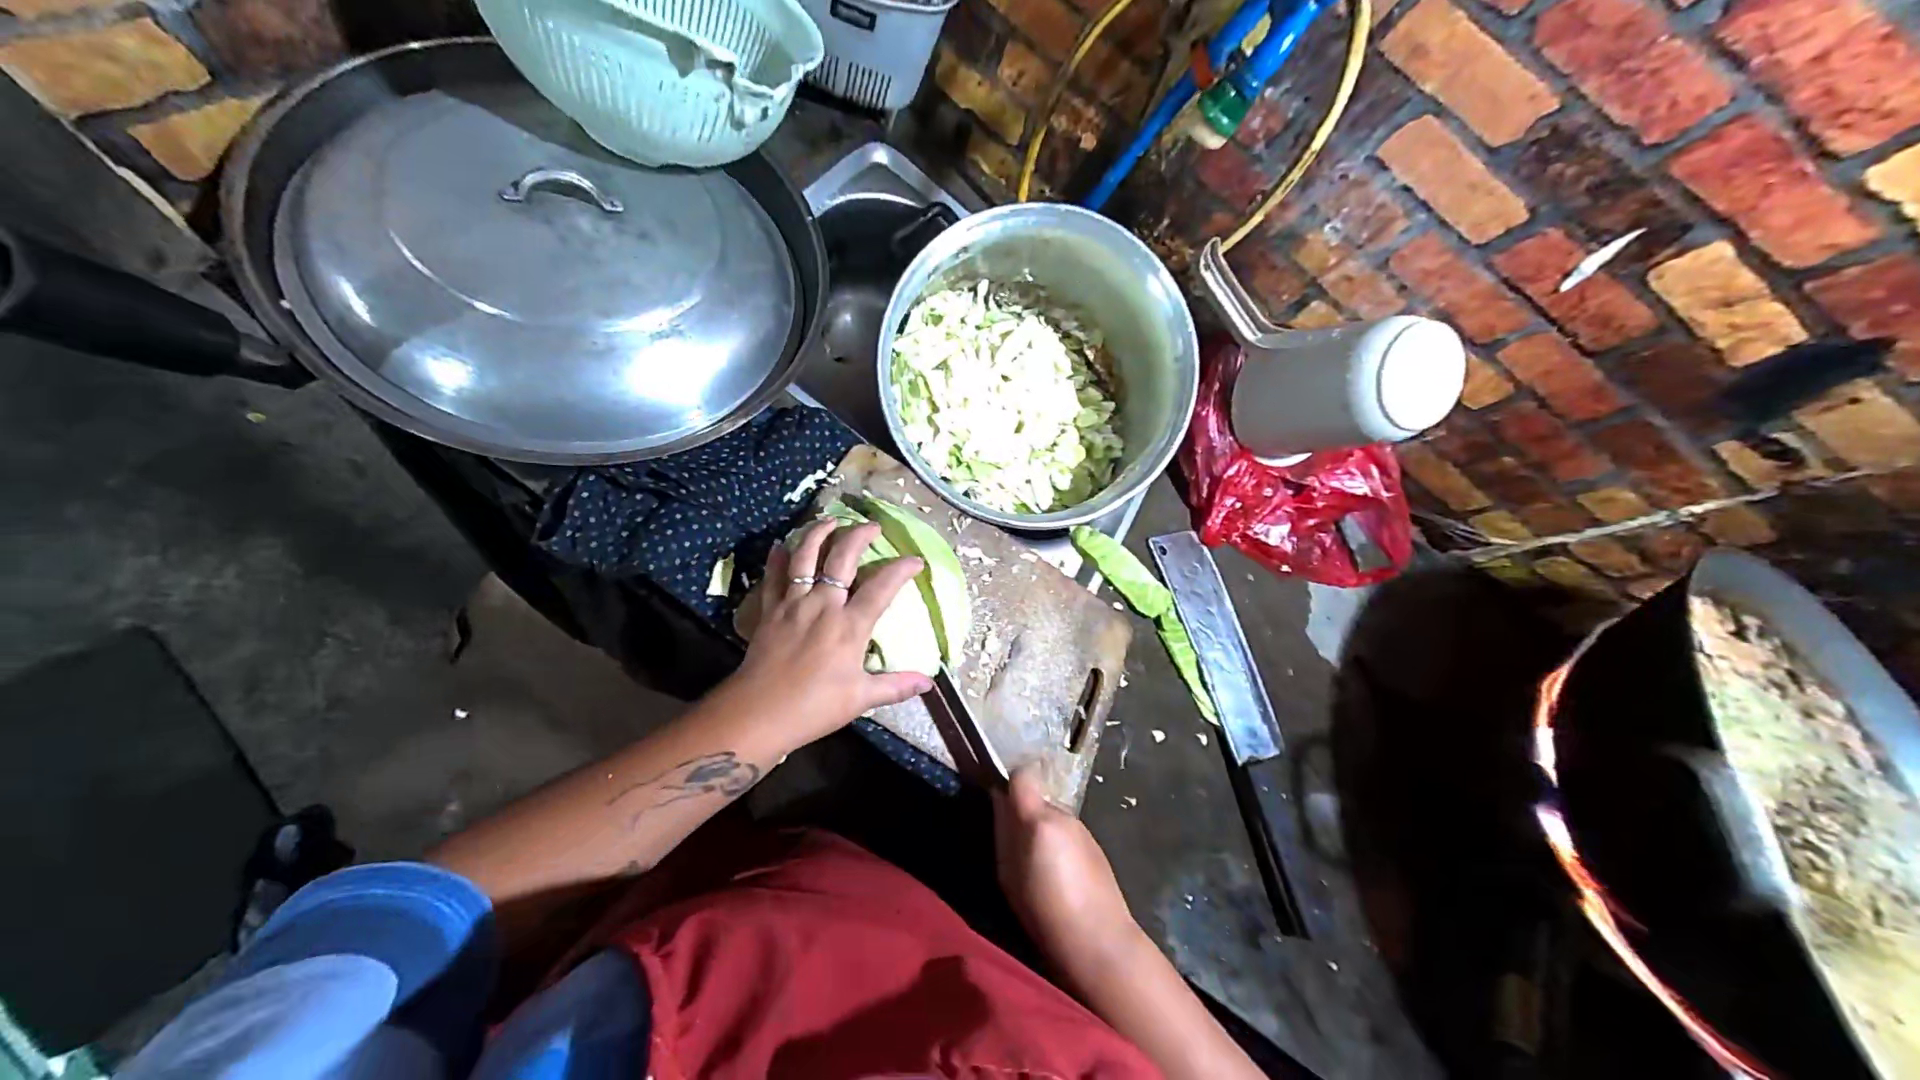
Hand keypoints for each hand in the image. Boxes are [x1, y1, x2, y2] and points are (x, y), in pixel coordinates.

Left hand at [724, 520, 932, 751]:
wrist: (758, 712)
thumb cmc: (814, 707)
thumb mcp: (861, 699)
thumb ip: (895, 686)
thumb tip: (928, 683)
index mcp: (850, 625)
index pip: (882, 587)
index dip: (901, 569)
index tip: (915, 561)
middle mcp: (823, 605)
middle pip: (842, 558)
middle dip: (859, 535)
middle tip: (872, 526)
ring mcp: (793, 603)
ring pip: (804, 557)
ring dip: (818, 533)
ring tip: (830, 520)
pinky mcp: (769, 610)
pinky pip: (773, 577)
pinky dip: (777, 559)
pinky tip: (780, 546)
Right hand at [993, 766, 1139, 967]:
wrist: (1099, 941)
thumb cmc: (1044, 910)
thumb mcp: (1008, 875)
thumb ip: (1004, 833)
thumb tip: (999, 802)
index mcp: (1038, 817)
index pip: (1022, 774)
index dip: (1010, 782)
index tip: (999, 800)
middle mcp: (1063, 813)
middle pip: (1037, 799)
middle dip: (1024, 814)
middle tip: (1014, 846)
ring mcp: (1083, 828)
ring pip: (1053, 818)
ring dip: (1043, 832)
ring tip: (1038, 869)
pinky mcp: (1096, 845)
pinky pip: (1068, 834)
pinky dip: (1059, 846)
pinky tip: (1061, 878)